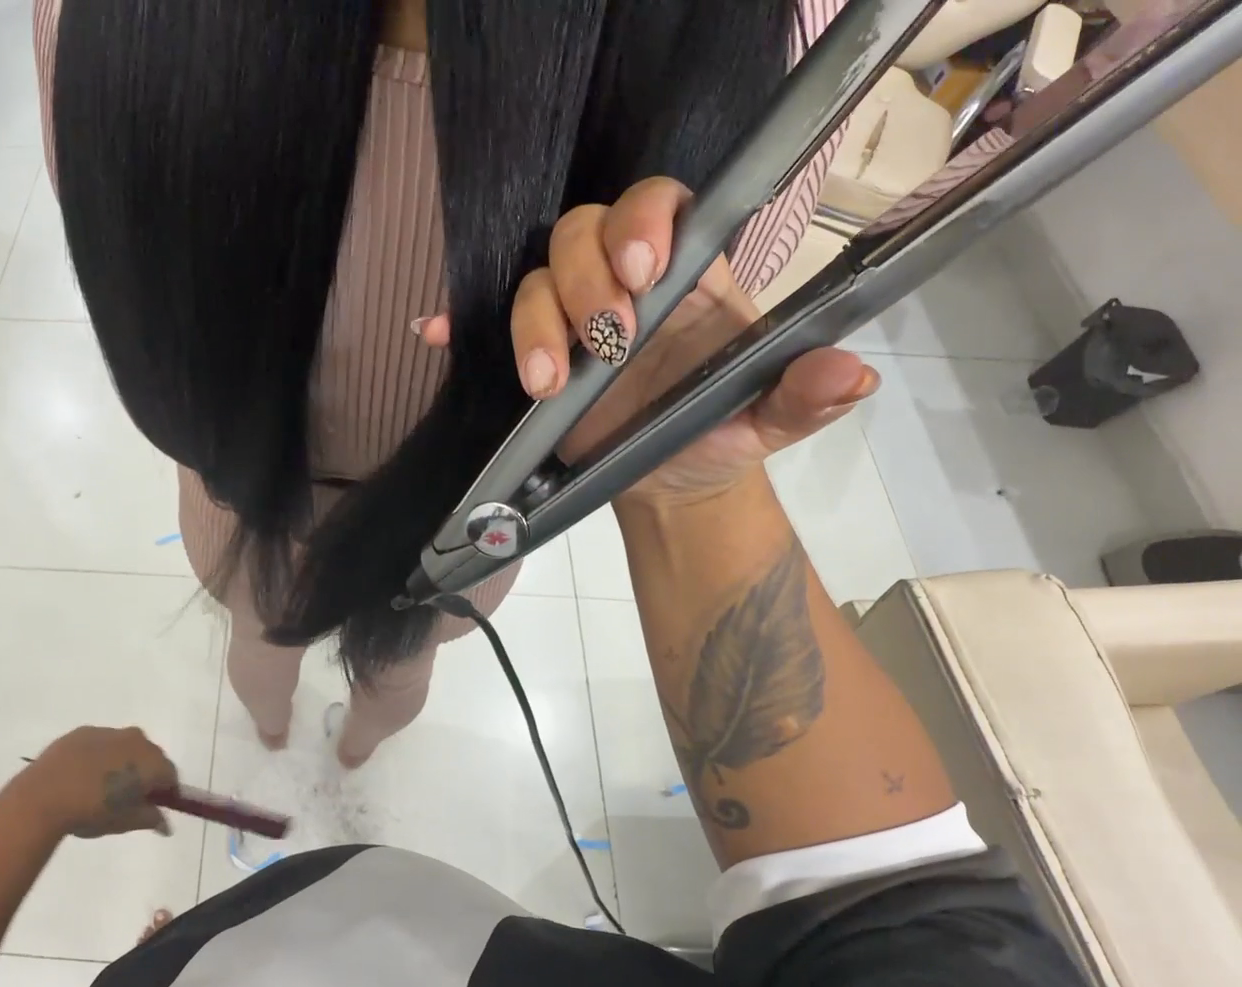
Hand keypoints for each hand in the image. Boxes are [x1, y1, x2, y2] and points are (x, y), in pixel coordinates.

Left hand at [17, 727, 176, 839]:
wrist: (44, 795)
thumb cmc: (92, 812)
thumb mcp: (125, 822)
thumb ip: (151, 819)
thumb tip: (165, 823)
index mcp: (151, 762)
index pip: (170, 776)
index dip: (165, 792)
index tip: (152, 807)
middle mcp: (135, 740)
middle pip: (150, 757)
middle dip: (145, 774)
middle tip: (128, 798)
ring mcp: (108, 732)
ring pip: (124, 747)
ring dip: (122, 762)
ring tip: (102, 786)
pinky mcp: (83, 731)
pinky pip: (101, 743)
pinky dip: (99, 755)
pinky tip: (82, 775)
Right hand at [413, 177, 879, 506]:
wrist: (665, 482)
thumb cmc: (715, 437)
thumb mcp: (768, 422)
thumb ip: (805, 396)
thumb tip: (849, 374)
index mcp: (685, 279)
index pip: (660, 207)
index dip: (643, 221)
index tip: (641, 272)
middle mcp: (621, 284)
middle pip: (579, 234)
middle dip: (583, 282)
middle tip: (604, 344)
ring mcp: (569, 317)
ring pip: (532, 280)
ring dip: (532, 324)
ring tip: (548, 385)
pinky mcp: (533, 352)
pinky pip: (486, 321)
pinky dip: (458, 321)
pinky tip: (435, 333)